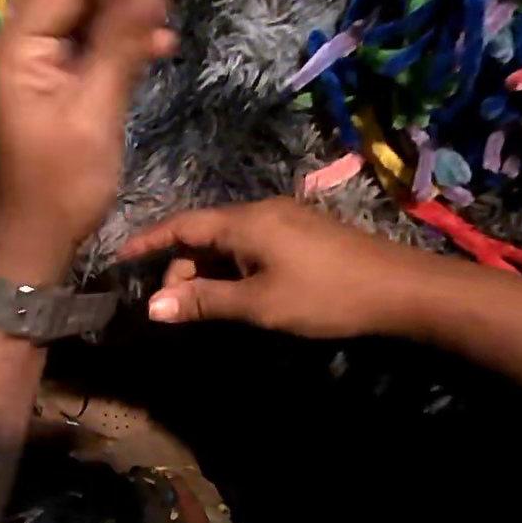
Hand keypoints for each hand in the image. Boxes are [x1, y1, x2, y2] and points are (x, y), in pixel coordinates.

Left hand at [0, 0, 194, 284]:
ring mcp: (39, 53)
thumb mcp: (94, 121)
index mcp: (21, 45)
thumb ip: (118, 50)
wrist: (37, 237)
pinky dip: (125, 18)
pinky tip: (161, 28)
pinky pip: (90, 28)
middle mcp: (23, 37)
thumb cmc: (62, 191)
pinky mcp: (57, 73)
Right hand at [117, 199, 469, 338]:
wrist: (400, 289)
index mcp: (245, 221)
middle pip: (204, 236)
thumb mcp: (258, 304)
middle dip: (182, 270)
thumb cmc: (324, 295)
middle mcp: (260, 212)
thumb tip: (152, 308)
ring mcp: (283, 222)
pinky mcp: (300, 236)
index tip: (121, 256)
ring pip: (228, 244)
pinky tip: (235, 295)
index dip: (149, 241)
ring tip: (201, 308)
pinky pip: (250, 248)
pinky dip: (231, 270)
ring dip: (208, 273)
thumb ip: (204, 303)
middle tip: (174, 309)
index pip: (182, 225)